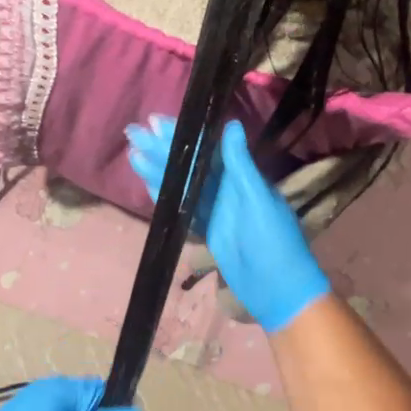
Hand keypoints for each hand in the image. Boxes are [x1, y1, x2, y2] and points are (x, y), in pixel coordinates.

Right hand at [126, 117, 329, 332]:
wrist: (277, 288)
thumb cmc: (273, 240)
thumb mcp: (257, 198)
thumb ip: (240, 164)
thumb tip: (230, 124)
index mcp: (241, 176)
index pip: (206, 148)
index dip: (182, 134)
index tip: (156, 122)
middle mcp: (226, 188)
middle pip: (189, 163)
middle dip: (162, 148)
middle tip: (133, 132)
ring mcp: (215, 210)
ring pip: (182, 183)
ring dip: (158, 169)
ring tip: (132, 154)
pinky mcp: (207, 230)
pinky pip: (182, 207)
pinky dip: (166, 195)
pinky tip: (147, 184)